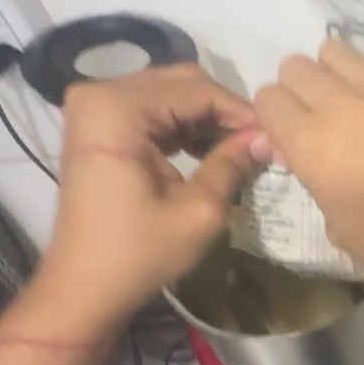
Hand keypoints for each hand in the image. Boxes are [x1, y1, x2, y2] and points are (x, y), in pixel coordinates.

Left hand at [40, 64, 270, 320]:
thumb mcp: (199, 210)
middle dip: (224, 112)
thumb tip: (267, 139)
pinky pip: (151, 111)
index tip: (275, 140)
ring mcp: (95, 108)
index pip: (196, 90)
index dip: (241, 112)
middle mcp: (100, 93)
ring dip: (206, 119)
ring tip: (238, 153)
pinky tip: (207, 154)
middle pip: (179, 83)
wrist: (87, 281)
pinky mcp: (98, 126)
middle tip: (259, 146)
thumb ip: (231, 165)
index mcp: (118, 108)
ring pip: (168, 94)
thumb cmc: (141, 250)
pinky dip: (183, 127)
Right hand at [252, 39, 363, 300]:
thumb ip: (313, 180)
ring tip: (358, 105)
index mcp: (310, 142)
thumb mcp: (338, 226)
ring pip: (338, 51)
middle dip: (302, 92)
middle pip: (297, 67)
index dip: (277, 120)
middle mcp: (340, 104)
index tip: (294, 141)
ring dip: (339, 75)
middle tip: (325, 123)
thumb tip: (304, 156)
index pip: (267, 99)